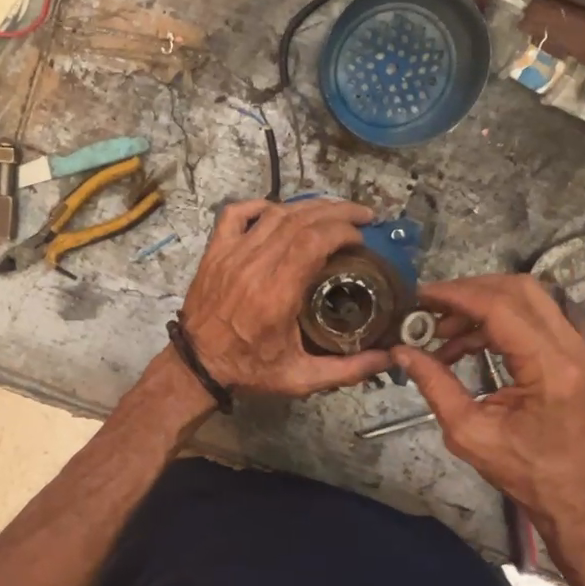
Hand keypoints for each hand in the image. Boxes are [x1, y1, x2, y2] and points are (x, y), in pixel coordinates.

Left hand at [180, 199, 393, 397]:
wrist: (196, 367)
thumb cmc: (249, 370)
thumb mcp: (301, 379)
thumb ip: (347, 370)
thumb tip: (389, 359)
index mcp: (276, 294)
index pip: (313, 241)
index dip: (343, 230)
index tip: (362, 239)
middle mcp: (254, 267)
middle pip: (299, 220)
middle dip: (336, 212)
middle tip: (362, 216)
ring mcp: (230, 255)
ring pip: (273, 213)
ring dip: (307, 206)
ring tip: (333, 211)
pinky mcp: (214, 253)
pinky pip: (235, 214)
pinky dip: (259, 206)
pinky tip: (280, 211)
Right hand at [391, 275, 584, 526]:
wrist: (574, 496)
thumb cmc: (524, 471)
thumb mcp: (469, 432)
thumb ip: (435, 385)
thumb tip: (402, 351)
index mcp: (551, 369)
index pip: (501, 308)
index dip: (456, 296)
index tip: (420, 297)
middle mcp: (573, 348)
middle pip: (519, 289)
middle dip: (469, 292)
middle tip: (430, 309)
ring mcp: (579, 347)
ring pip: (528, 297)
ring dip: (481, 306)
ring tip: (442, 333)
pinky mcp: (574, 353)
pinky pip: (533, 317)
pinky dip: (495, 321)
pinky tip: (464, 345)